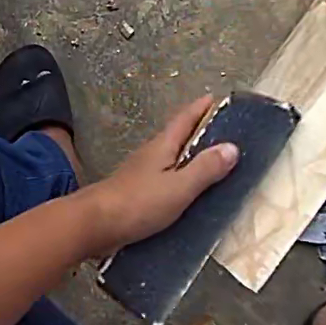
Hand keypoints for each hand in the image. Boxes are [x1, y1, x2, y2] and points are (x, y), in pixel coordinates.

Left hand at [76, 94, 239, 256]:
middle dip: (198, 130)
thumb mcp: (179, 187)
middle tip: (222, 130)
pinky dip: (180, 177)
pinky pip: (165, 177)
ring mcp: (141, 174)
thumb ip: (205, 168)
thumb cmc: (138, 202)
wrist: (92, 226)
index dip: (200, 108)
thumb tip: (232, 147)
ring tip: (210, 161)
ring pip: (170, 157)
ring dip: (189, 155)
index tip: (215, 98)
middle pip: (178, 136)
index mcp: (163, 146)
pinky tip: (186, 190)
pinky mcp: (136, 193)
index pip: (185, 119)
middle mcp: (151, 154)